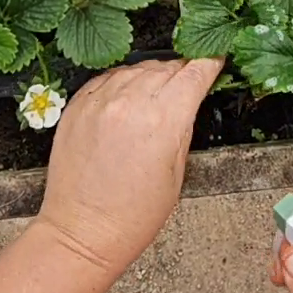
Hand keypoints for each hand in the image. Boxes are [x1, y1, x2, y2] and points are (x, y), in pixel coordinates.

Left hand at [34, 57, 222, 278]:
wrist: (82, 234)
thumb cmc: (133, 216)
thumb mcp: (177, 173)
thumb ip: (183, 125)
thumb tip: (190, 96)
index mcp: (162, 120)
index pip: (194, 73)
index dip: (209, 63)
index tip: (215, 59)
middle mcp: (130, 102)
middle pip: (167, 66)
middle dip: (181, 73)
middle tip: (185, 86)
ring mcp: (100, 101)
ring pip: (137, 67)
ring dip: (151, 76)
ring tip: (154, 99)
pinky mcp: (77, 104)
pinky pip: (108, 77)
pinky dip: (122, 82)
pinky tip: (127, 100)